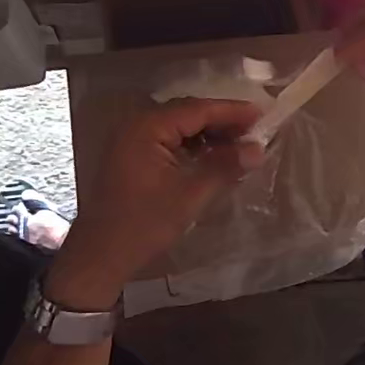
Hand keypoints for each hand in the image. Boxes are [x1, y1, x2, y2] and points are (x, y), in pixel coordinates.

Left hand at [45, 98, 263, 310]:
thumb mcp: (189, 195)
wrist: (101, 255)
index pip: (197, 109)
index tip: (262, 114)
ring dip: (208, 135)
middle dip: (222, 121)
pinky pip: (168, 142)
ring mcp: (132, 141)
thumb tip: (257, 149)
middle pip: (187, 113)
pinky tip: (214, 158)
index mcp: (147, 128)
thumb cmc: (144, 224)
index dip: (231, 111)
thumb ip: (224, 166)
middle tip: (256, 130)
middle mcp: (136, 126)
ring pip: (178, 128)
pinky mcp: (132, 158)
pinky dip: (192, 147)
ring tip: (240, 145)